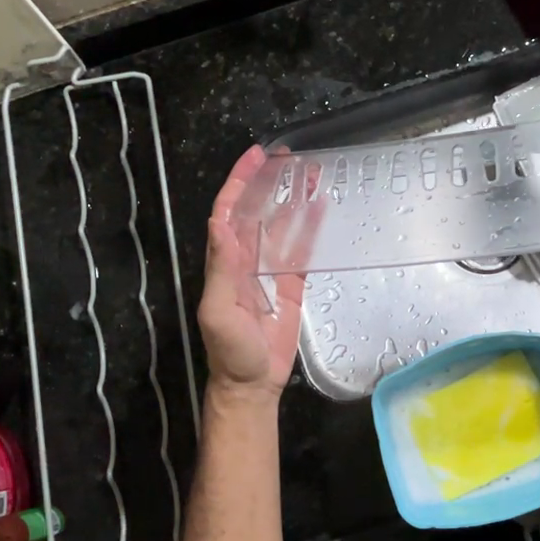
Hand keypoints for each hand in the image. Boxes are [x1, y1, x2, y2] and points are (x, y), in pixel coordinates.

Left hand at [197, 145, 305, 403]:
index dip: (240, 183)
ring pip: (282, 226)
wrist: (252, 384)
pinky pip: (301, 251)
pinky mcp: (291, 285)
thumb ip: (221, 268)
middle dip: (269, 182)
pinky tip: (321, 209)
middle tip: (287, 156)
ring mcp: (269, 270)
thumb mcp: (218, 310)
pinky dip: (311, 229)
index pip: (229, 211)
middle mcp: (245, 259)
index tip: (255, 158)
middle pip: (257, 211)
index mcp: (224, 261)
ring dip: (293, 200)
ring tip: (310, 173)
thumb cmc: (229, 351)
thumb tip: (221, 224)